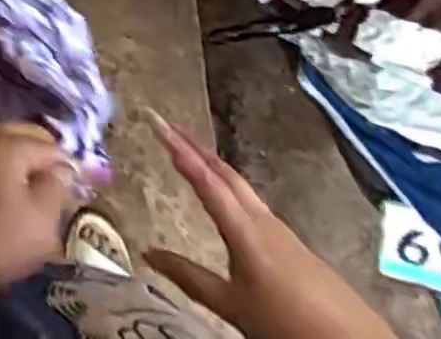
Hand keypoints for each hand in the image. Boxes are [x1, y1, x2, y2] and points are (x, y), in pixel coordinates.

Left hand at [0, 122, 80, 293]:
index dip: (68, 162)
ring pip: (0, 143)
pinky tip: (6, 186)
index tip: (80, 179)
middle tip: (60, 173)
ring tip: (35, 179)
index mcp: (8, 145)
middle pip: (21, 134)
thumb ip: (57, 187)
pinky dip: (0, 164)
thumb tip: (62, 170)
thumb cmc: (0, 239)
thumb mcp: (43, 218)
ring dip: (20, 154)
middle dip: (43, 149)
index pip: (47, 145)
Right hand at [145, 113, 395, 338]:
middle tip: (169, 125)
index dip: (178, 149)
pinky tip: (227, 195)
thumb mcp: (232, 307)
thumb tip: (148, 253)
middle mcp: (262, 220)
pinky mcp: (293, 244)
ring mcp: (281, 230)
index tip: (157, 122)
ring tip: (191, 151)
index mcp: (244, 230)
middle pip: (225, 173)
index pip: (205, 180)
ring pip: (240, 185)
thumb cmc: (288, 325)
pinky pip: (252, 201)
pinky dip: (229, 185)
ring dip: (213, 163)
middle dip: (195, 146)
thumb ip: (190, 278)